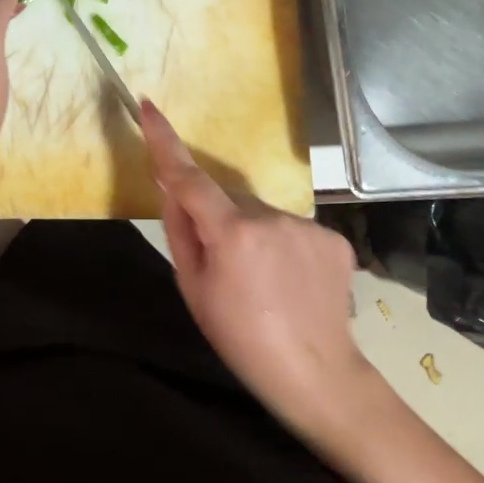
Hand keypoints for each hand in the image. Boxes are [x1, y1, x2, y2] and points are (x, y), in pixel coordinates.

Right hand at [142, 99, 370, 421]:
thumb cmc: (240, 337)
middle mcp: (271, 217)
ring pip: (262, 215)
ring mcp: (307, 226)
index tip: (149, 106)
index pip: (188, 177)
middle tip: (224, 268)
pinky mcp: (334, 238)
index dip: (164, 141)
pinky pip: (292, 229)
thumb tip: (170, 187)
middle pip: (229, 201)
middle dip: (218, 220)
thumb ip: (180, 229)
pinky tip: (291, 282)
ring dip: (253, 235)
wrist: (316, 376)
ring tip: (263, 282)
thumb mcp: (192, 287)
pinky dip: (283, 246)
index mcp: (232, 231)